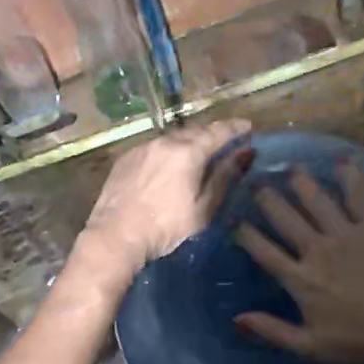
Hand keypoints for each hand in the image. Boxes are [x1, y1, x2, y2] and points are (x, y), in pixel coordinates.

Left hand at [79, 119, 253, 273]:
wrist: (116, 236)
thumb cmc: (165, 228)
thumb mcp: (203, 209)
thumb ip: (224, 178)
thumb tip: (244, 154)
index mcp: (189, 152)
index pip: (218, 132)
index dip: (235, 128)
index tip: (248, 128)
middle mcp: (165, 141)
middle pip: (195, 131)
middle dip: (211, 135)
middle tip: (223, 143)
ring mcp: (143, 147)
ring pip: (172, 138)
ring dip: (188, 143)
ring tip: (195, 155)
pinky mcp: (126, 157)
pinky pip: (154, 148)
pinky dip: (167, 152)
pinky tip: (167, 167)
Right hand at [233, 162, 363, 363]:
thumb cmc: (358, 340)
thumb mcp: (309, 347)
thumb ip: (272, 331)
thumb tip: (237, 319)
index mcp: (300, 279)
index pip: (264, 252)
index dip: (246, 235)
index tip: (234, 221)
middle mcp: (317, 249)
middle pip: (286, 218)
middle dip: (268, 199)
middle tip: (256, 184)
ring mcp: (346, 234)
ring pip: (316, 200)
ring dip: (301, 183)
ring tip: (290, 168)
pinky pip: (358, 195)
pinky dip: (348, 176)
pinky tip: (340, 160)